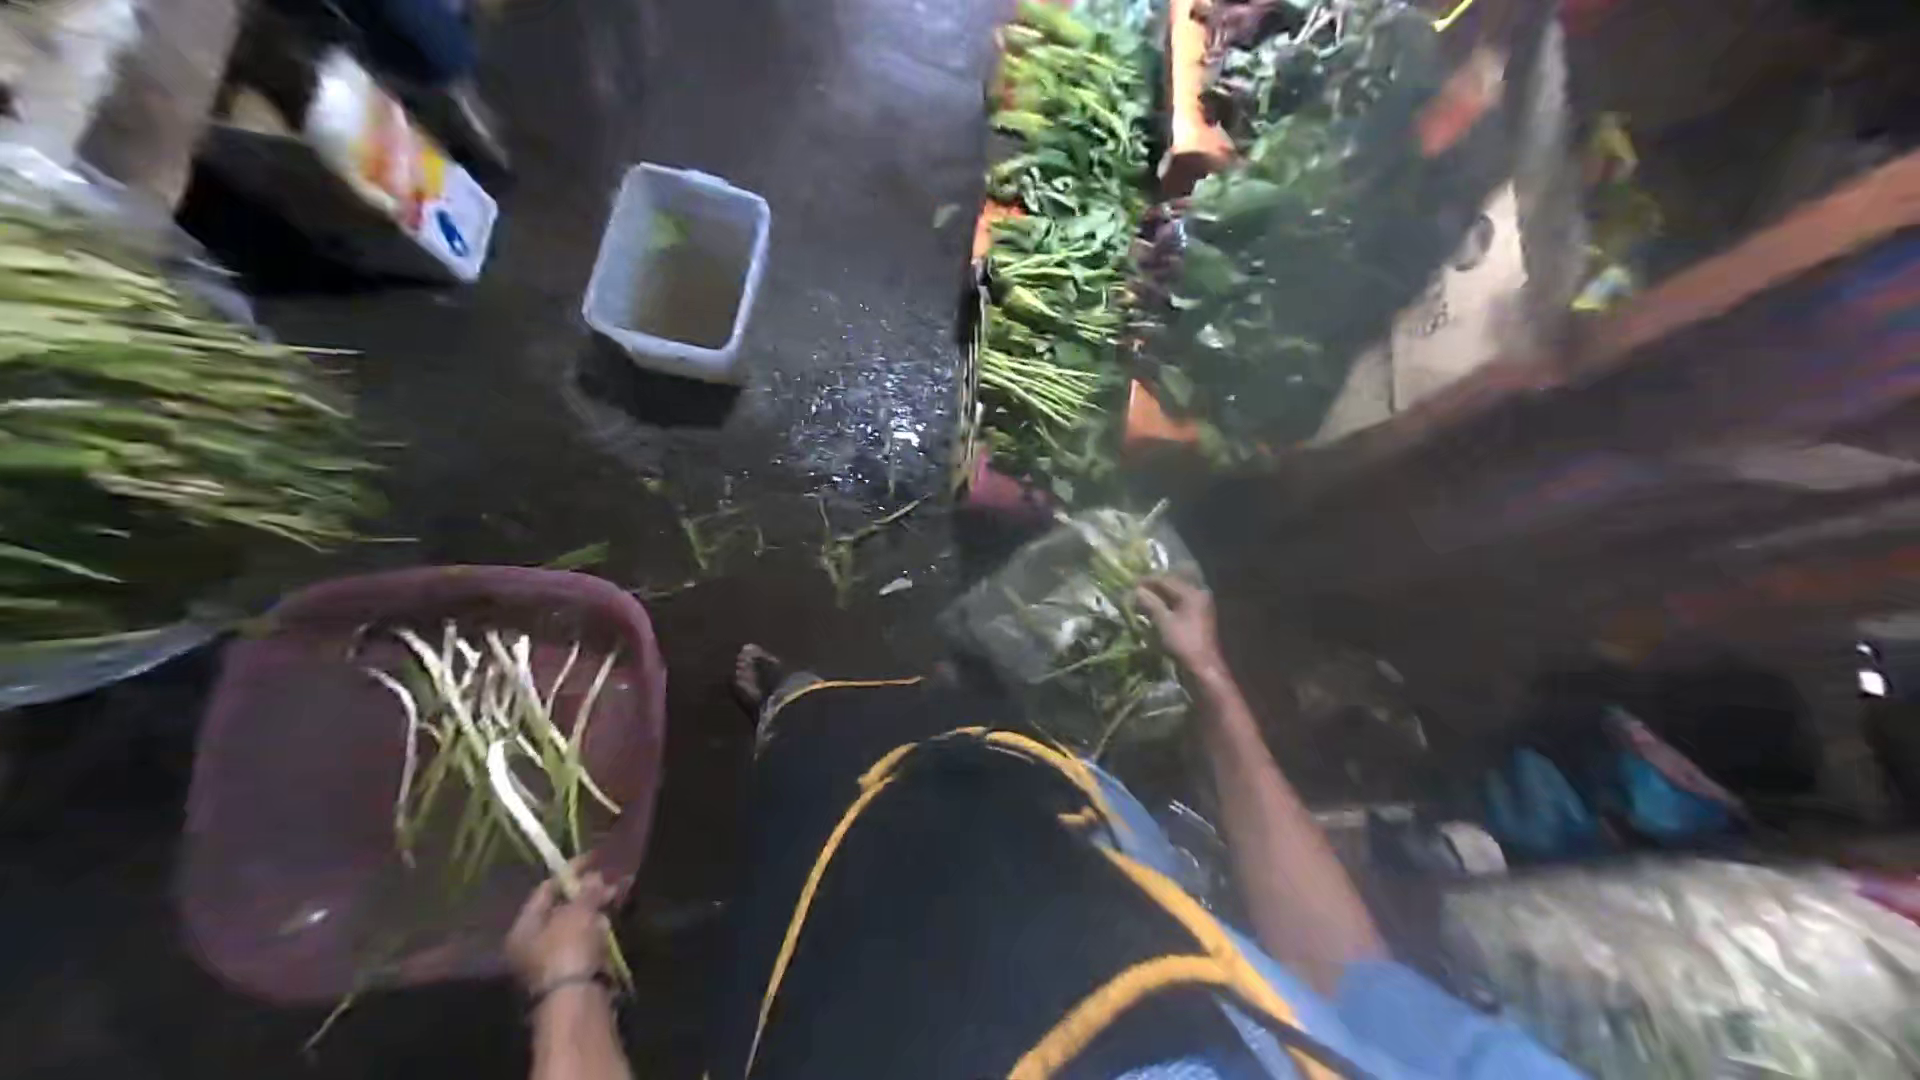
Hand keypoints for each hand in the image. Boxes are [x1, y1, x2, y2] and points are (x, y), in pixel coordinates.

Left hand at [506, 870, 619, 991]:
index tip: (593, 857)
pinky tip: (610, 918)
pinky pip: (584, 937)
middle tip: (608, 878)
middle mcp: (531, 942)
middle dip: (586, 890)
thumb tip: (595, 876)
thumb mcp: (578, 913)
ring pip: (575, 922)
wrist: (575, 997)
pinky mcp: (570, 967)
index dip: (569, 871)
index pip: (545, 890)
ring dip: (595, 906)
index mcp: (523, 927)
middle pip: (560, 906)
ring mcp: (551, 957)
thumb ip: (587, 891)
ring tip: (616, 895)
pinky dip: (597, 924)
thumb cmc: (568, 949)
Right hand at [1137, 576, 1226, 683]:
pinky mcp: (1198, 616)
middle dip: (1152, 588)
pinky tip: (1155, 609)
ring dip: (1158, 596)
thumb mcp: (1163, 621)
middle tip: (1135, 591)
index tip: (1130, 583)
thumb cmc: (1182, 642)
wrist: (1203, 666)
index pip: (1165, 580)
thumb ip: (1150, 603)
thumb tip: (1137, 590)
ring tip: (1142, 600)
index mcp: (1191, 593)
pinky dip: (1166, 604)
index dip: (1146, 581)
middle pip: (1171, 585)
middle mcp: (1198, 594)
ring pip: (1174, 595)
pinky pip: (1179, 603)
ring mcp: (1200, 605)